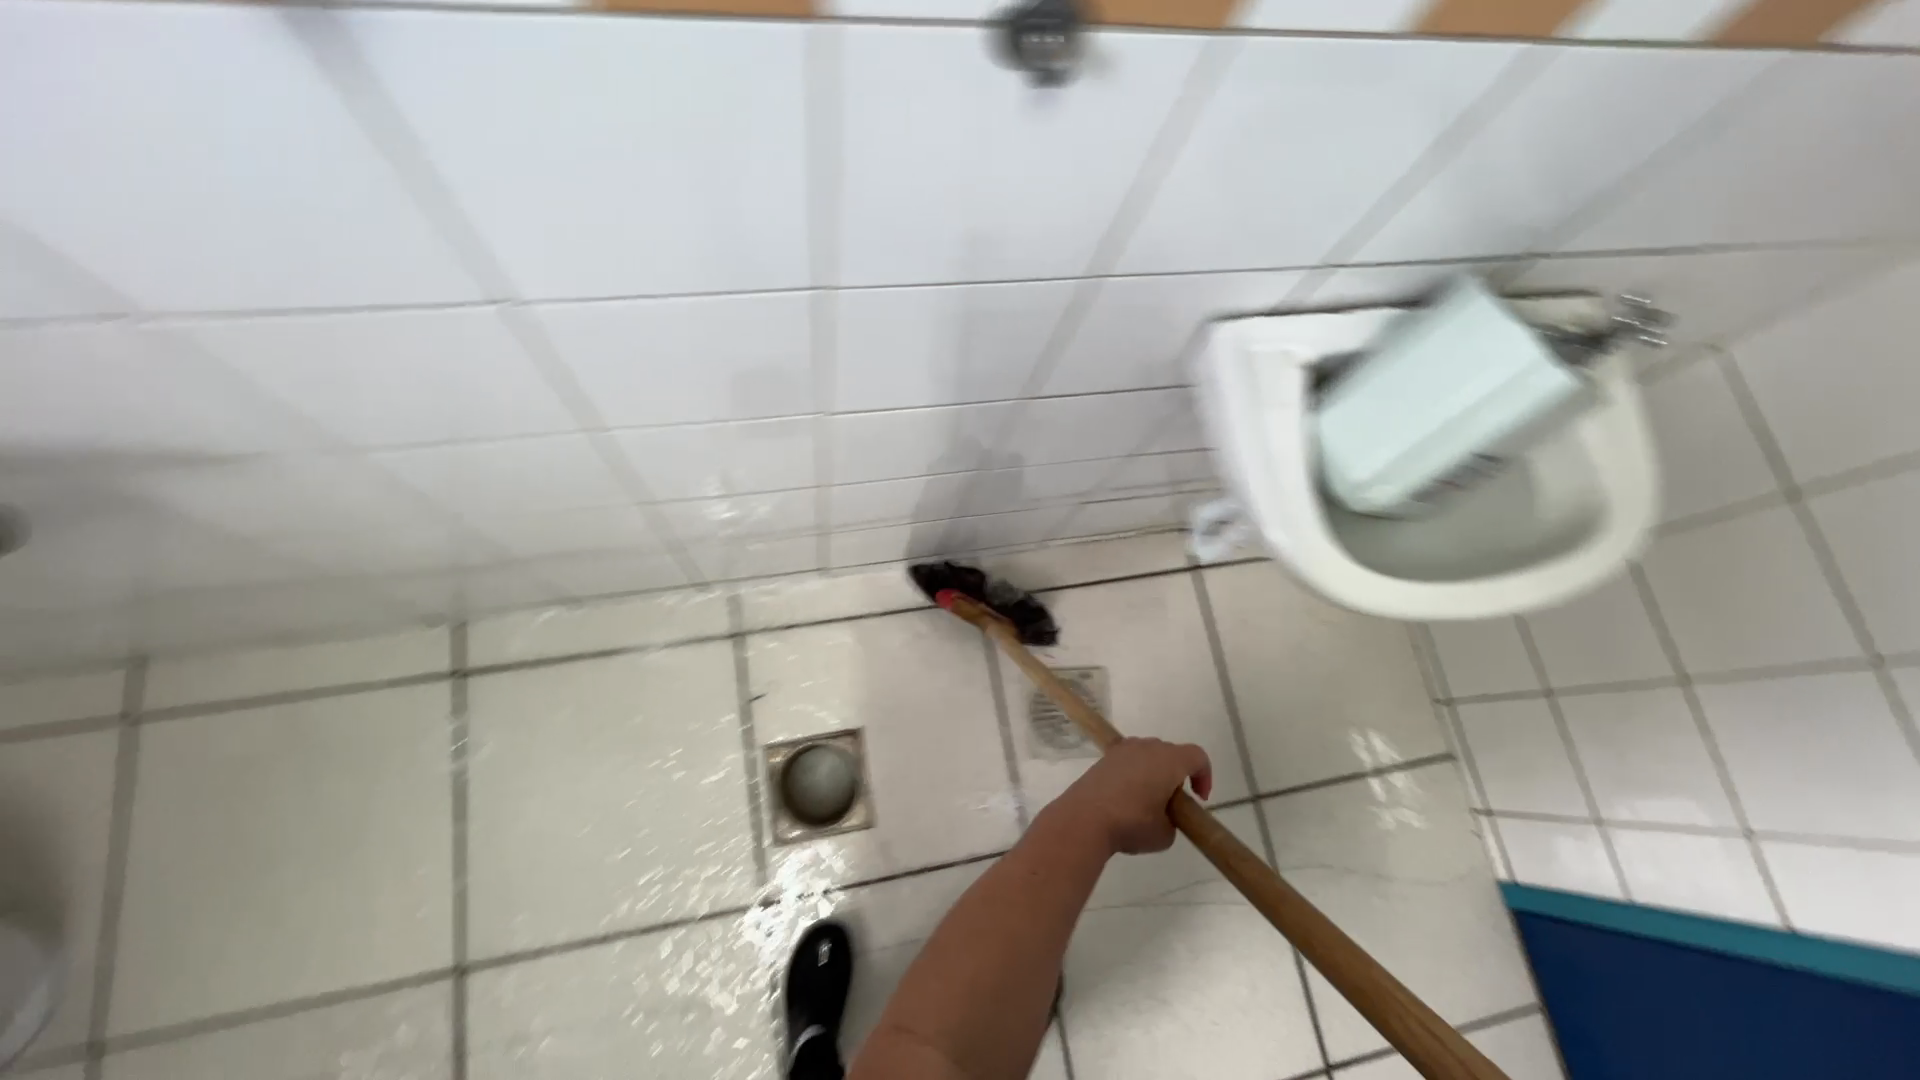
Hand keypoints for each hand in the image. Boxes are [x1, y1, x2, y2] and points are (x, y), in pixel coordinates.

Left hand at [1055, 737, 1212, 855]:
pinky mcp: (1104, 758)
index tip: (1199, 799)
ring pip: (1148, 754)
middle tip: (1173, 802)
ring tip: (1148, 799)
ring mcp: (1122, 750)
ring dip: (1154, 772)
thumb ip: (1172, 820)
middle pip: (1171, 753)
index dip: (1204, 776)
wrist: (1084, 819)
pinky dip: (1133, 774)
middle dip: (1177, 774)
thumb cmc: (1132, 823)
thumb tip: (1162, 816)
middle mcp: (1147, 747)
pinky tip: (1126, 797)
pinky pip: (1128, 760)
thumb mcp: (1165, 834)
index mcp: (1169, 760)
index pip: (1197, 756)